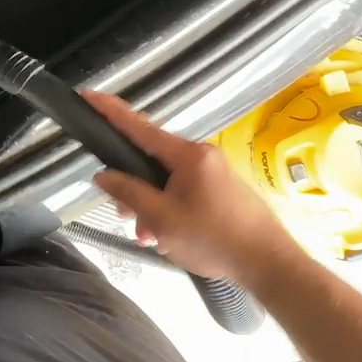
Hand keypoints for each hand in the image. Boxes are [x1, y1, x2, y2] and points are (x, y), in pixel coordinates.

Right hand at [83, 91, 303, 284]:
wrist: (272, 266)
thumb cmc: (215, 239)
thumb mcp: (161, 218)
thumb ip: (128, 192)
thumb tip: (103, 175)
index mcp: (188, 155)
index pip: (139, 127)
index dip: (111, 111)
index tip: (89, 94)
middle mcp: (201, 157)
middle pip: (149, 162)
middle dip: (131, 189)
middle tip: (122, 215)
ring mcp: (213, 173)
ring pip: (164, 182)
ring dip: (149, 207)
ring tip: (148, 236)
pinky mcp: (220, 191)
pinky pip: (181, 192)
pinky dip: (167, 210)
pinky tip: (165, 237)